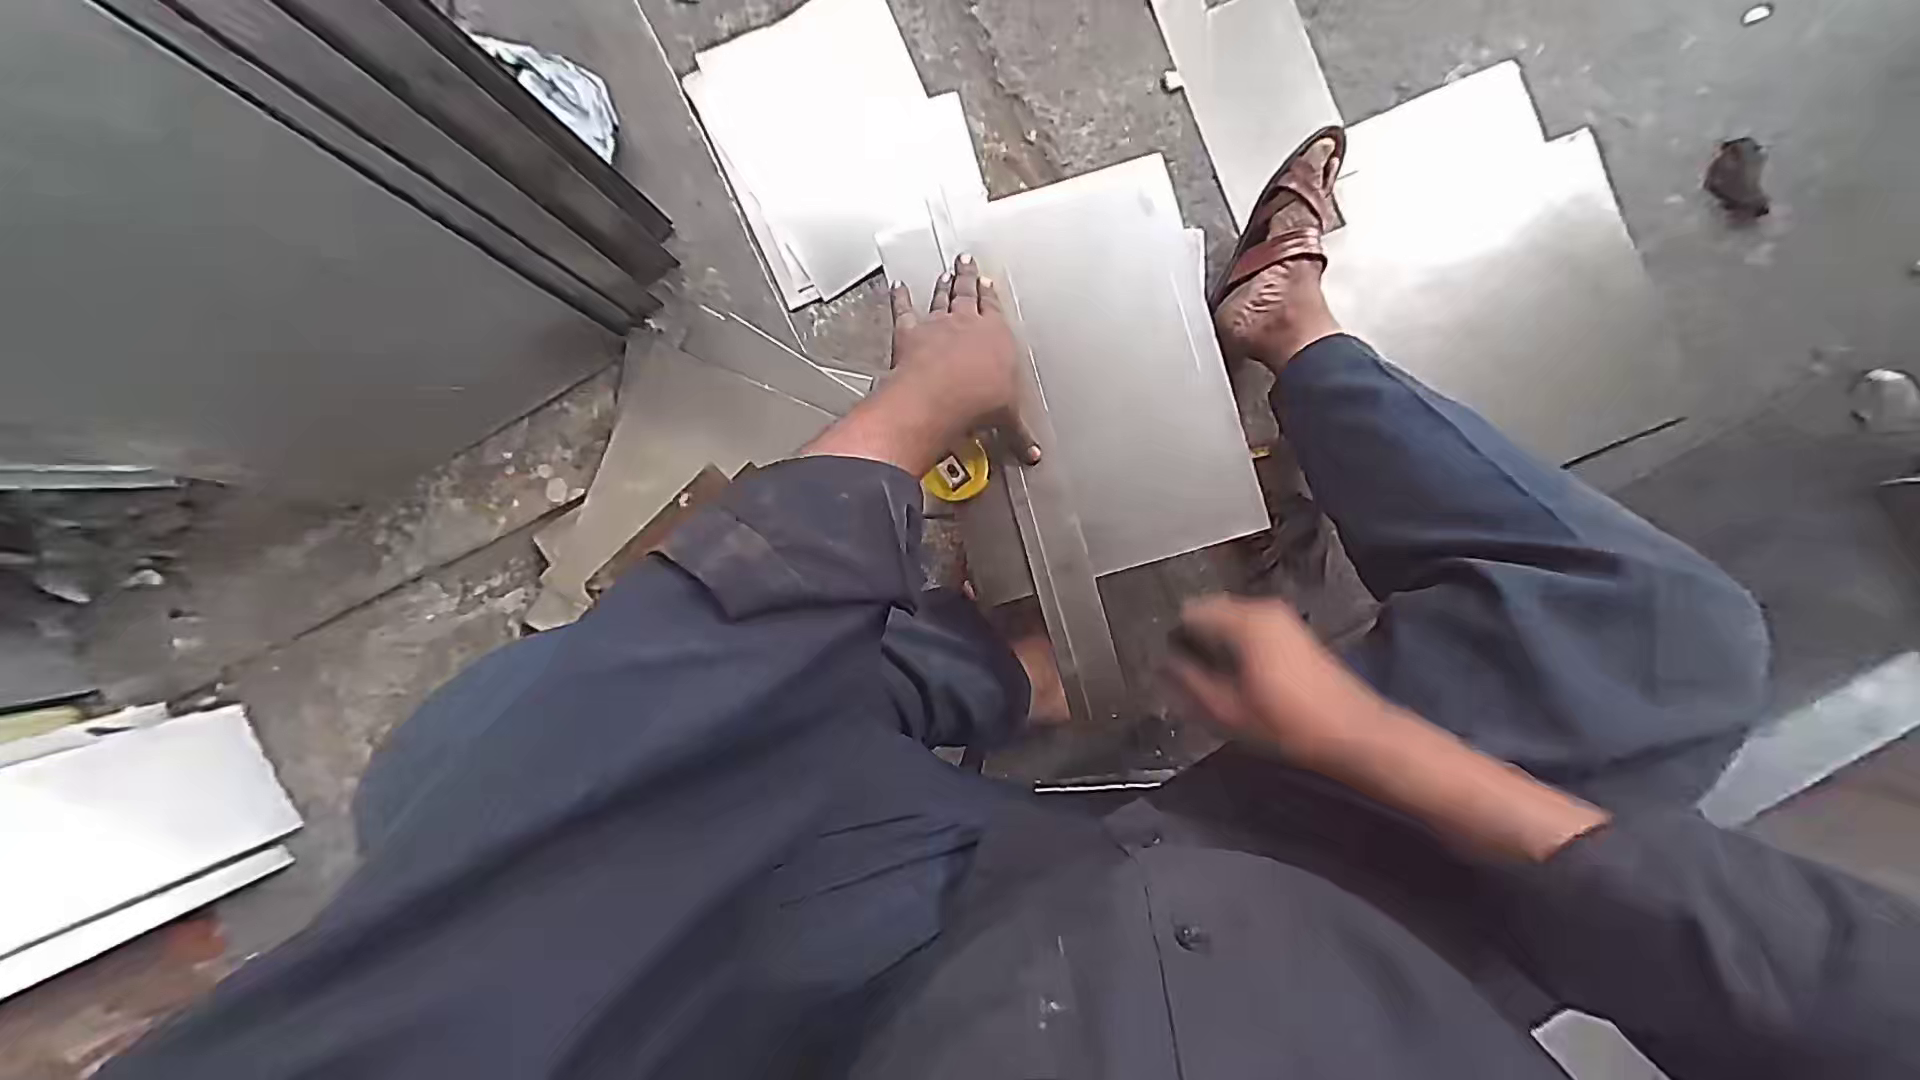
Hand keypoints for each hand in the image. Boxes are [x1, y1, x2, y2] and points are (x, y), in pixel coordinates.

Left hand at [886, 255, 1040, 464]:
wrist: (943, 398)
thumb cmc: (979, 402)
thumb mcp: (1006, 421)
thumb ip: (1017, 435)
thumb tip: (1031, 456)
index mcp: (997, 337)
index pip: (995, 310)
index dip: (991, 297)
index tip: (989, 283)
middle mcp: (967, 324)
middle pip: (967, 294)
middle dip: (967, 277)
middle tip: (965, 262)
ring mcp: (937, 326)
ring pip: (941, 298)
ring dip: (942, 285)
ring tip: (944, 272)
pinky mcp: (910, 334)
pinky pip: (904, 311)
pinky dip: (900, 298)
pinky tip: (897, 287)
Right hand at [1167, 593, 1609, 861]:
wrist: (1359, 736)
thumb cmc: (1290, 724)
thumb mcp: (1226, 710)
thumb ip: (1186, 682)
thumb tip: (1161, 665)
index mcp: (1243, 620)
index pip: (1187, 612)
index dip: (1172, 638)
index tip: (1166, 664)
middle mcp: (1261, 608)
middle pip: (1207, 613)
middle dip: (1192, 640)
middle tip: (1185, 675)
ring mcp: (1281, 617)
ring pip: (1227, 621)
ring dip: (1214, 644)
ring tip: (1210, 679)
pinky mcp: (1294, 631)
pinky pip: (1246, 628)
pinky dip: (1235, 645)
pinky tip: (1238, 677)